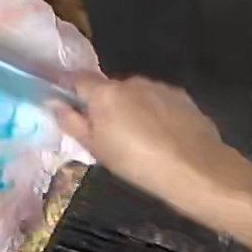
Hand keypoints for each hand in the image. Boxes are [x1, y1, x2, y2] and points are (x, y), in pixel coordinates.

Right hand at [51, 75, 251, 214]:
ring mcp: (159, 87)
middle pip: (108, 88)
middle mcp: (130, 82)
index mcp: (104, 93)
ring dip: (131, 109)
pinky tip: (163, 137)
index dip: (72, 91)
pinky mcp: (183, 97)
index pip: (77, 78)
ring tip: (140, 139)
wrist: (199, 172)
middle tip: (109, 134)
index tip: (71, 108)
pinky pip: (158, 101)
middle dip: (105, 105)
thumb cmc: (137, 163)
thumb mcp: (95, 148)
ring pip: (134, 94)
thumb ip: (71, 121)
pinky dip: (155, 113)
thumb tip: (52, 101)